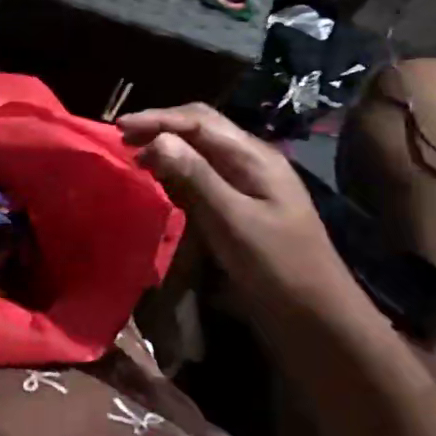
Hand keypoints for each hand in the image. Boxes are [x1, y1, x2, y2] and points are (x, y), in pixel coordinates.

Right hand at [119, 103, 354, 309]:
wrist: (316, 317)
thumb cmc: (276, 265)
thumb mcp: (232, 219)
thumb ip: (195, 176)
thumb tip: (156, 139)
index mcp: (254, 157)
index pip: (199, 121)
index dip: (157, 118)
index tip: (119, 127)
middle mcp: (250, 161)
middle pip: (200, 128)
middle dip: (160, 127)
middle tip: (122, 138)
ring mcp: (246, 183)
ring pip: (199, 150)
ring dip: (166, 147)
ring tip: (133, 157)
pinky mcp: (238, 204)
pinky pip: (201, 174)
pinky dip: (175, 170)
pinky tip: (158, 180)